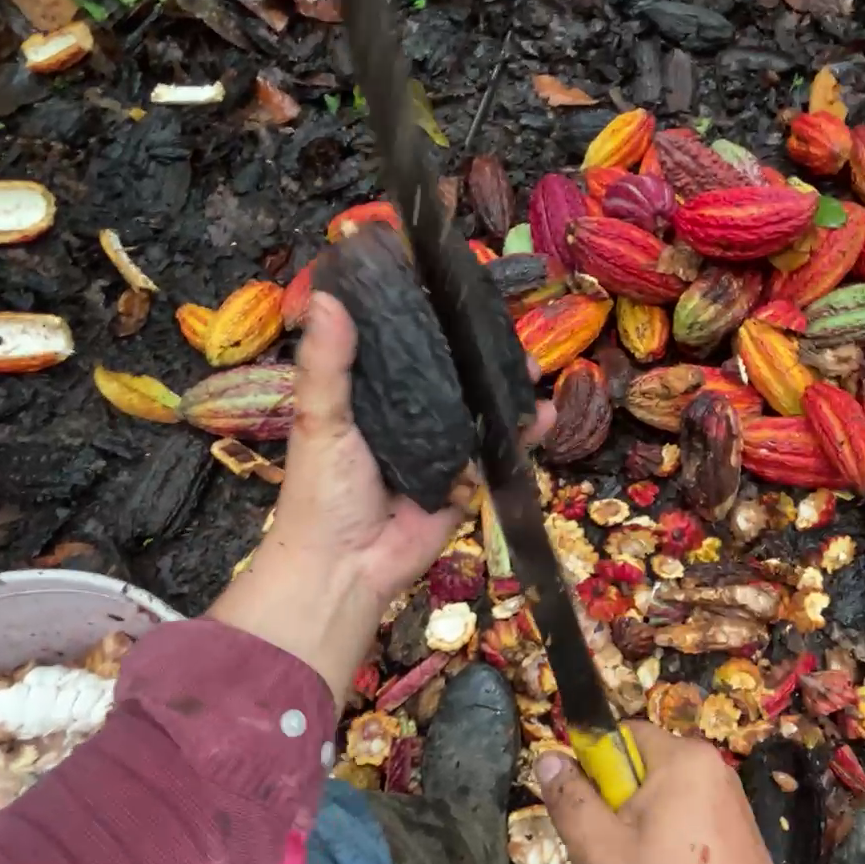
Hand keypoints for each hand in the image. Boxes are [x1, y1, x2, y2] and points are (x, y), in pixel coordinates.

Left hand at [208, 291, 552, 705]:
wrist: (347, 566)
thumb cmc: (322, 491)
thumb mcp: (320, 420)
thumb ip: (329, 365)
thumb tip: (330, 298)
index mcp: (374, 399)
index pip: (408, 352)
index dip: (435, 327)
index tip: (461, 301)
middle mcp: (412, 418)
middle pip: (454, 380)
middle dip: (485, 361)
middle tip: (512, 339)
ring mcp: (443, 450)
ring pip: (481, 414)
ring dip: (510, 394)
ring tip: (536, 373)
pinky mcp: (467, 481)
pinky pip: (497, 454)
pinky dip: (522, 438)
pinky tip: (544, 417)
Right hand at [537, 724, 830, 863]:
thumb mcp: (601, 855)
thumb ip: (571, 800)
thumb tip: (549, 759)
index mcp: (685, 758)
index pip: (621, 734)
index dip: (591, 769)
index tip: (583, 815)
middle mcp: (715, 769)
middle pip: (642, 772)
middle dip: (615, 811)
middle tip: (607, 860)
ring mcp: (733, 806)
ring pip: (663, 806)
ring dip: (639, 837)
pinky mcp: (742, 840)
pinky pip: (689, 829)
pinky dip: (669, 854)